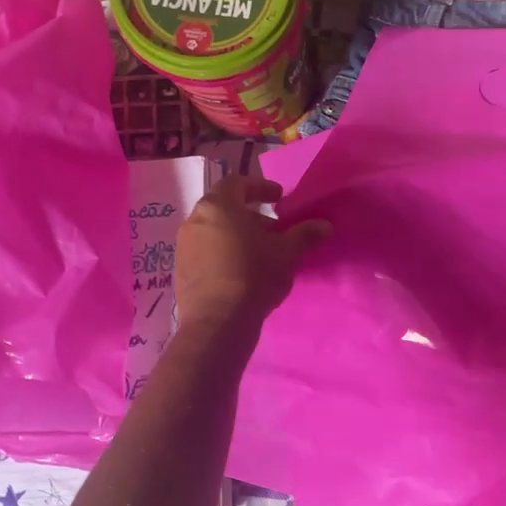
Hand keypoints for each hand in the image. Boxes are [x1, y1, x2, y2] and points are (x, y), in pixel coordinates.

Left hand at [177, 176, 329, 329]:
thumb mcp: (287, 254)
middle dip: (250, 216)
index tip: (278, 198)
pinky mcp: (181, 269)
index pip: (237, 183)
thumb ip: (305, 234)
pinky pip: (205, 252)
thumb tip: (325, 225)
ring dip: (237, 235)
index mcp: (218, 206)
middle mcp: (195, 219)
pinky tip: (241, 273)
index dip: (260, 187)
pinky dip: (223, 253)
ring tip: (259, 253)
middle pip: (225, 208)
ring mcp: (184, 245)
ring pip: (214, 230)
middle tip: (273, 230)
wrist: (218, 322)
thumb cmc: (254, 276)